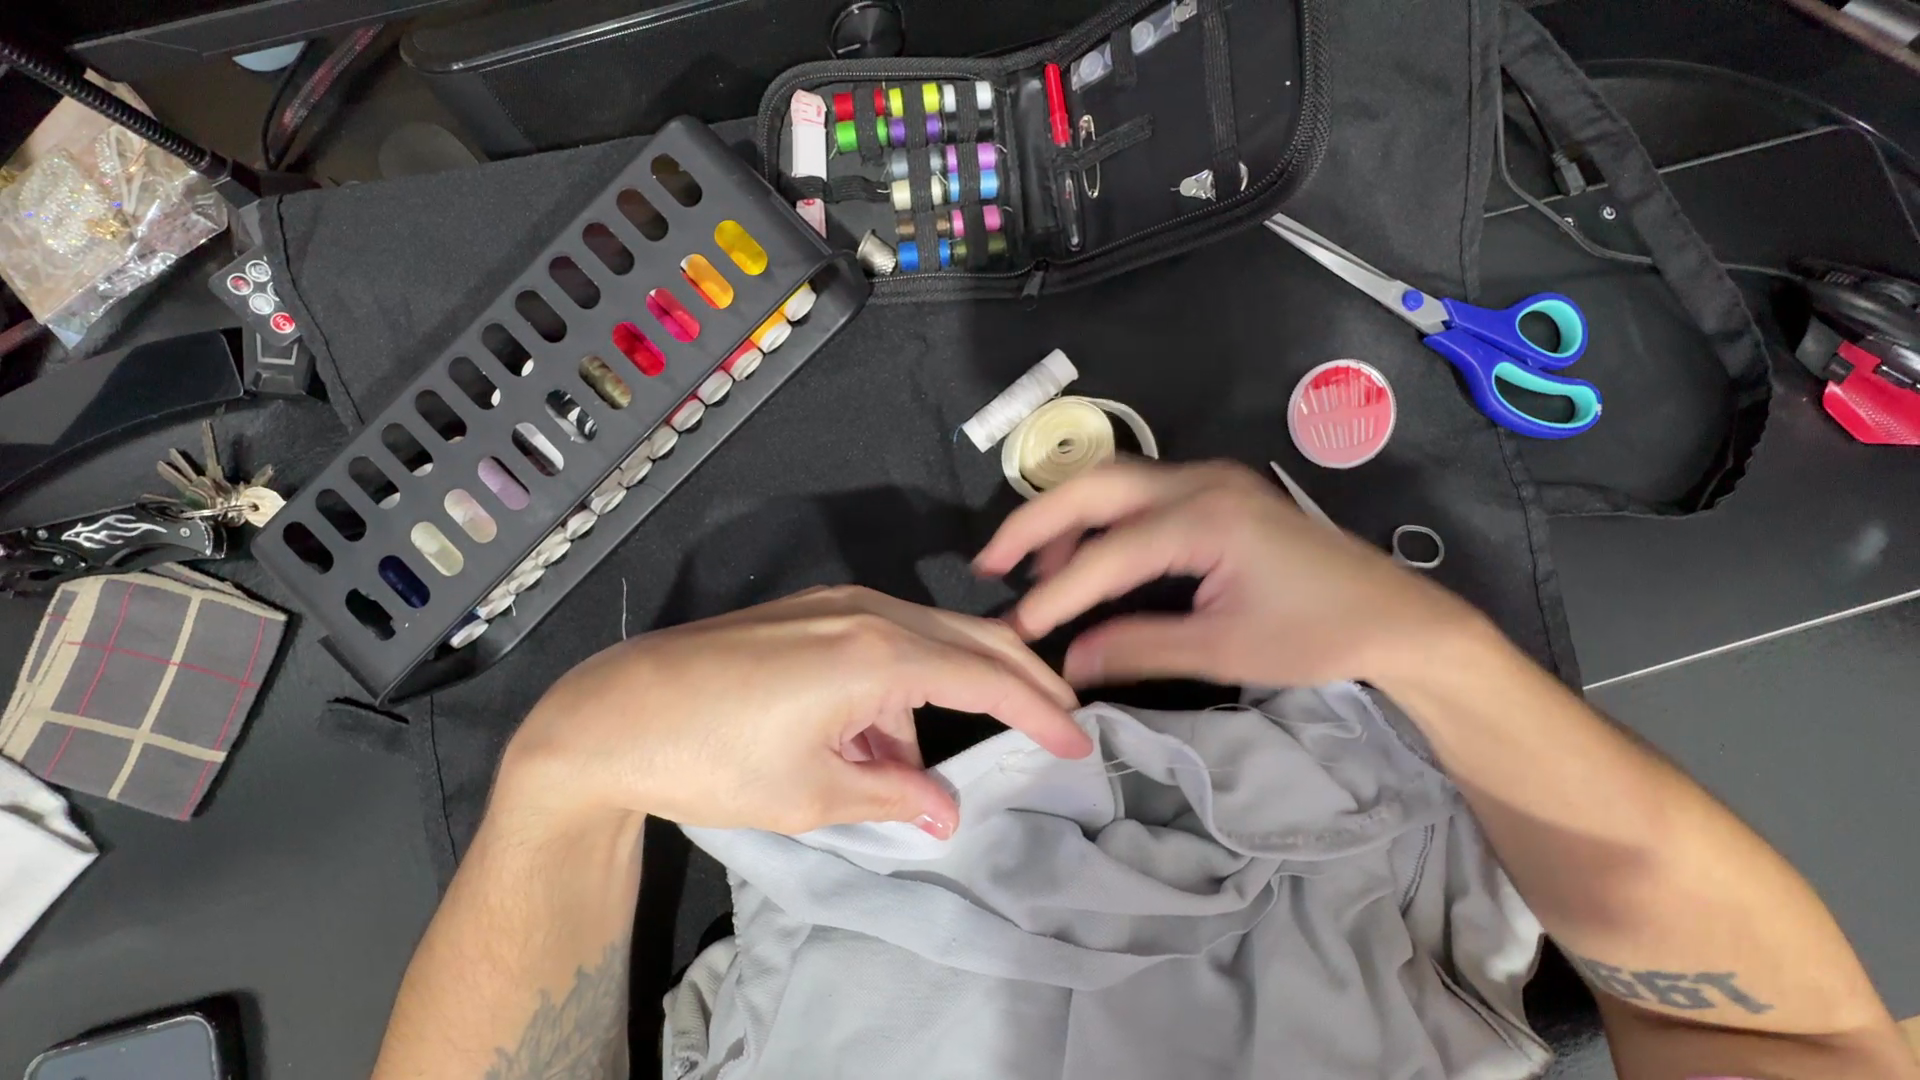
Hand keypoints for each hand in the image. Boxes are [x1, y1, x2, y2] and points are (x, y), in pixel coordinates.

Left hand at [492, 586, 1090, 839]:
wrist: (613, 714)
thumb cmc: (713, 759)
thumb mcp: (811, 794)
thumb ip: (891, 795)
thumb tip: (943, 811)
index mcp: (879, 654)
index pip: (986, 678)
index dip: (1040, 711)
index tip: (1078, 740)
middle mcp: (869, 611)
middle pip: (973, 638)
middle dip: (1022, 678)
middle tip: (1057, 718)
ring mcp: (838, 603)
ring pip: (930, 635)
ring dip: (950, 686)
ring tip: (922, 761)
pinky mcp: (813, 611)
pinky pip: (886, 637)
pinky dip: (906, 679)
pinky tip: (876, 729)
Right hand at [973, 460, 1491, 689]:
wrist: (1400, 618)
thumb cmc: (1317, 635)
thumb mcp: (1222, 649)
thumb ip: (1137, 647)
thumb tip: (1067, 661)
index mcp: (1205, 519)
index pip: (1107, 554)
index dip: (1055, 594)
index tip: (1015, 630)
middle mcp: (1200, 481)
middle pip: (1095, 485)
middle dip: (1035, 523)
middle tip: (990, 563)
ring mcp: (1210, 479)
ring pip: (1114, 482)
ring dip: (1066, 519)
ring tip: (1030, 567)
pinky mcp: (1216, 492)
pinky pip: (1140, 494)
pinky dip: (1101, 521)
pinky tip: (1088, 556)